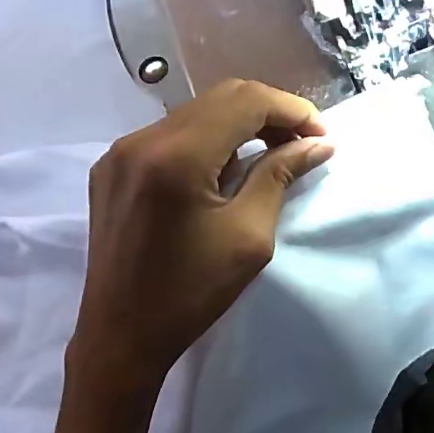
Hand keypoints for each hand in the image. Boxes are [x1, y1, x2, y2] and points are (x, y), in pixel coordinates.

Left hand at [72, 79, 334, 392]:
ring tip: (271, 155)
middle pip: (220, 98)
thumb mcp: (249, 236)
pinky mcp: (113, 167)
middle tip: (302, 144)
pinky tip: (226, 169)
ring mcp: (120, 151)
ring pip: (195, 112)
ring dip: (239, 125)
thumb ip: (279, 177)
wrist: (121, 334)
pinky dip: (208, 139)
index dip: (290, 110)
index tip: (320, 136)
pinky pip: (171, 134)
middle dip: (269, 113)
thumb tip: (316, 144)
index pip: (245, 101)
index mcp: (176, 157)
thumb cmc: (192, 293)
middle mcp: (142, 140)